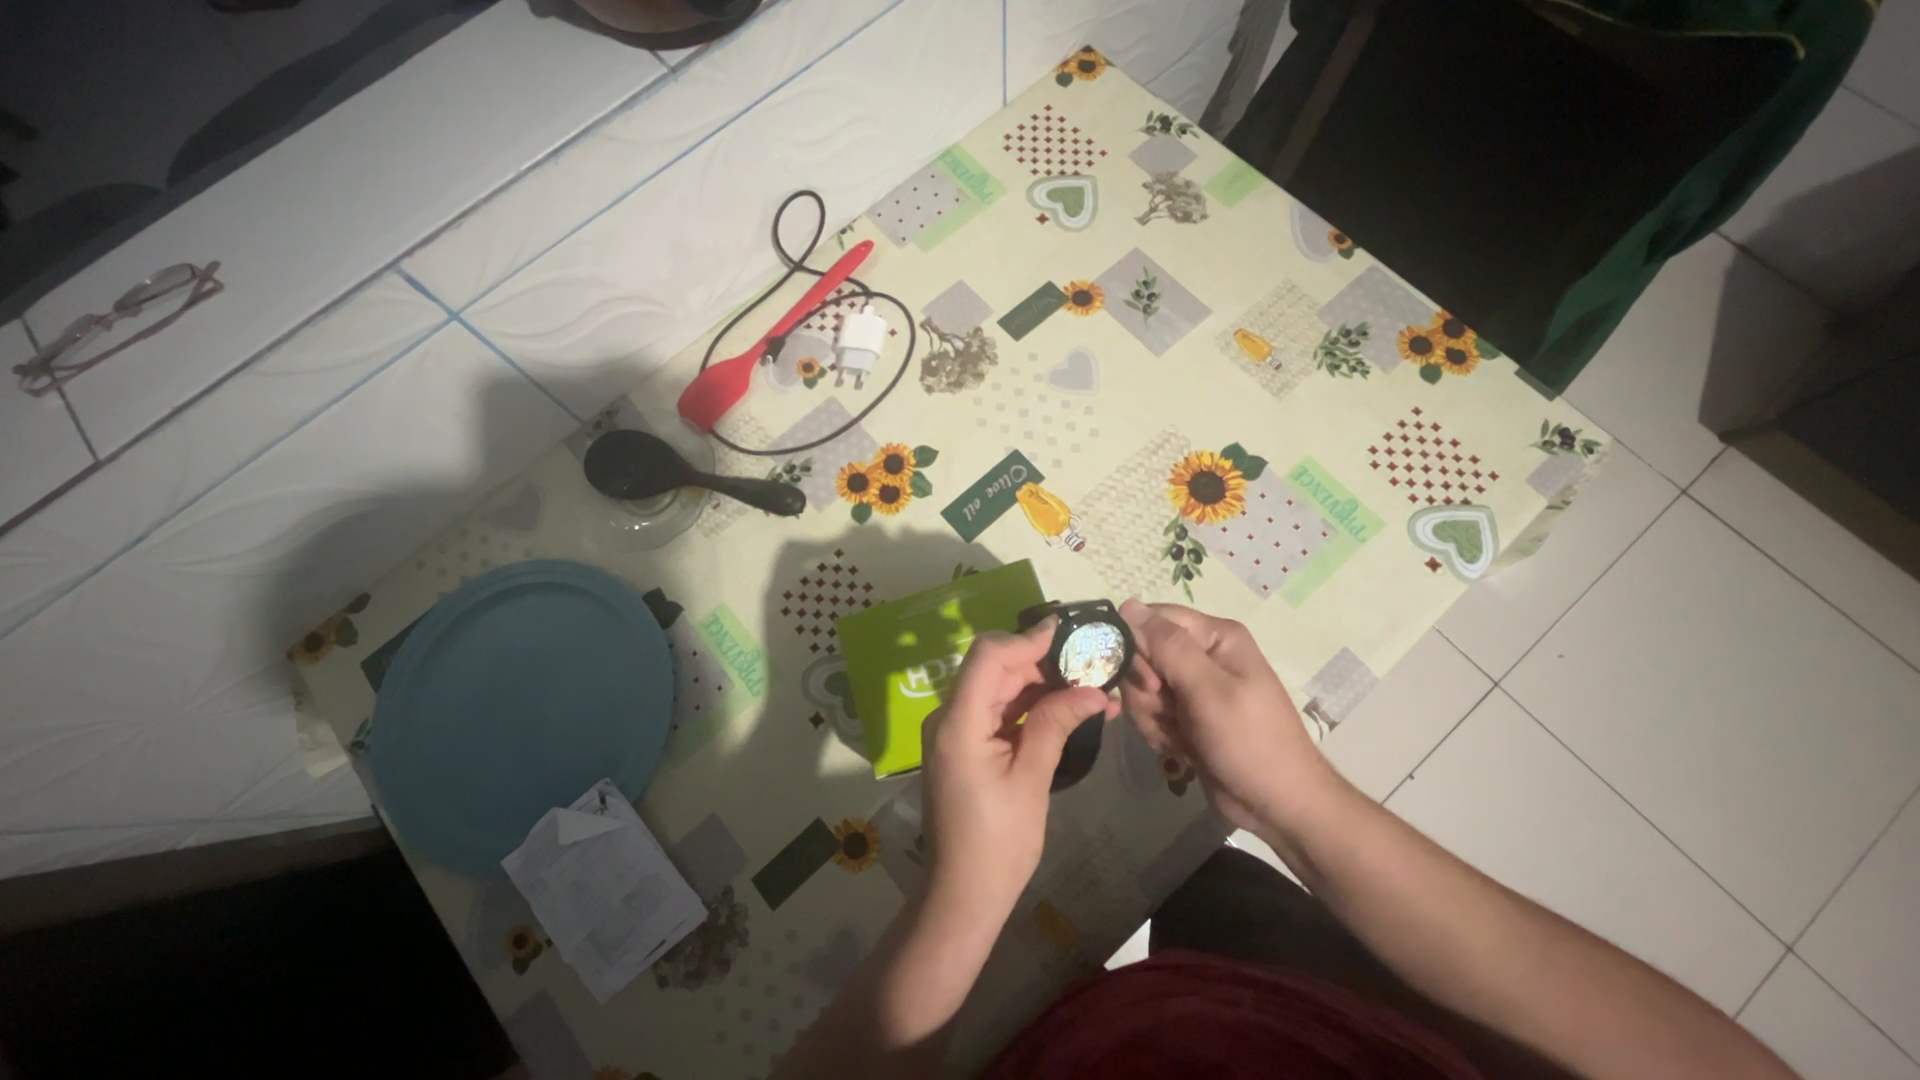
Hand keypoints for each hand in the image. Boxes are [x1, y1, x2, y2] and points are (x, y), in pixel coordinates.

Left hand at [920, 622, 1117, 921]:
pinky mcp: (966, 746)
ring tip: (1088, 683)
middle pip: (993, 668)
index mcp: (958, 722)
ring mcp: (956, 732)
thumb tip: (1095, 690)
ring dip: (1039, 682)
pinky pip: (998, 711)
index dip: (1027, 639)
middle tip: (1090, 663)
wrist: (964, 893)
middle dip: (1040, 660)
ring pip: (998, 687)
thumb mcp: (1031, 780)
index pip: (988, 657)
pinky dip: (1029, 705)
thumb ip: (1056, 724)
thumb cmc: (998, 843)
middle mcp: (950, 718)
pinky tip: (1067, 707)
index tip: (1070, 635)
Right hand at [1118, 599, 1333, 831]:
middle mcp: (1203, 655)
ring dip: (1151, 715)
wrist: (1277, 803)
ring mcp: (1194, 687)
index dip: (1138, 646)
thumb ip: (1167, 646)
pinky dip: (1158, 731)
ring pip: (1142, 688)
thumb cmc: (1249, 742)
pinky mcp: (1187, 716)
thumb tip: (1127, 603)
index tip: (1148, 681)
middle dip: (1145, 689)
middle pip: (1143, 655)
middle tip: (1165, 711)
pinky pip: (1152, 712)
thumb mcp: (1207, 690)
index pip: (1153, 619)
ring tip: (1176, 736)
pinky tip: (1179, 748)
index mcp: (1216, 636)